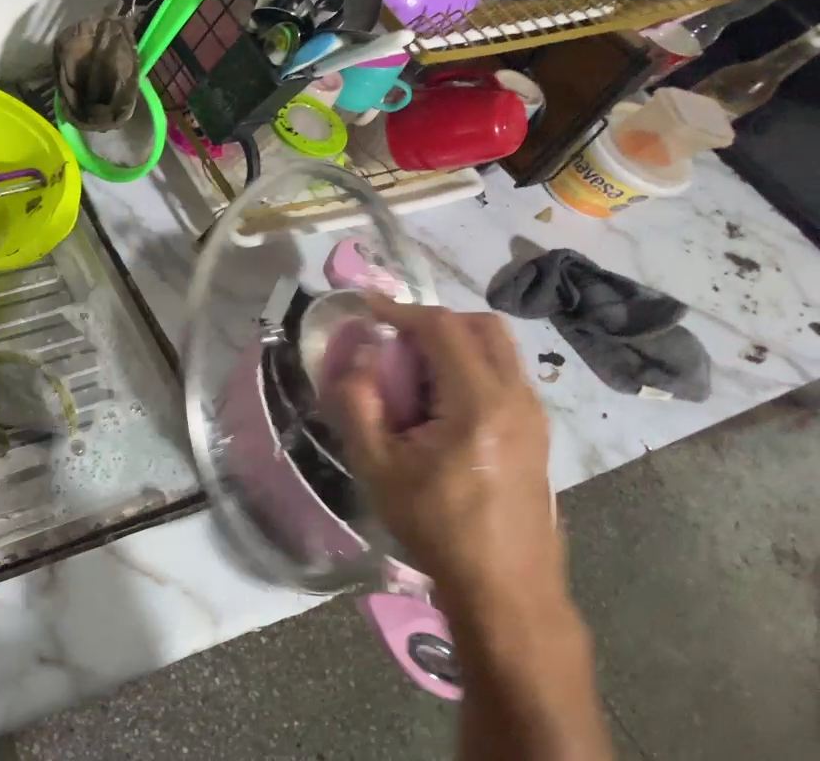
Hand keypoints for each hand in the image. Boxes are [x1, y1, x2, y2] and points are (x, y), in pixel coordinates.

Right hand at [330, 296, 562, 615]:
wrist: (505, 585)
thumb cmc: (435, 524)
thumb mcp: (377, 466)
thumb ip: (358, 403)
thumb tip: (355, 356)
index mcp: (478, 403)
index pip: (442, 328)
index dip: (399, 309)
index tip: (364, 306)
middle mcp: (517, 398)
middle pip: (482, 326)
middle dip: (432, 319)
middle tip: (390, 335)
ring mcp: (534, 415)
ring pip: (497, 348)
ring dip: (451, 341)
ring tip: (407, 367)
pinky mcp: (536, 432)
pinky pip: (503, 373)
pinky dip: (467, 364)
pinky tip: (434, 399)